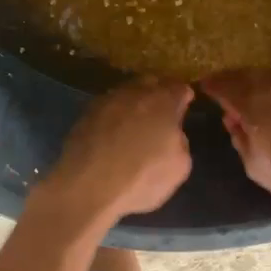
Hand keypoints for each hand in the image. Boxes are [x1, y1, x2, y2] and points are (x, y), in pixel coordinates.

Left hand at [36, 79, 194, 225]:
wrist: (87, 187)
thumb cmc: (140, 178)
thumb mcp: (179, 167)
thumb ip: (181, 141)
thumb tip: (172, 133)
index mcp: (163, 101)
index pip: (179, 87)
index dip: (184, 95)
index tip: (185, 103)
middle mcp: (135, 93)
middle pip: (151, 82)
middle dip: (158, 91)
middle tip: (162, 109)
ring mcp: (107, 101)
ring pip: (126, 93)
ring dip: (134, 103)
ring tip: (136, 121)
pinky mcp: (85, 114)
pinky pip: (107, 107)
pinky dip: (114, 115)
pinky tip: (114, 132)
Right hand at [200, 69, 270, 210]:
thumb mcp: (262, 171)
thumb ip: (242, 143)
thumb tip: (233, 122)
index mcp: (255, 105)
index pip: (225, 86)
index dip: (211, 85)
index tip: (202, 87)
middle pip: (245, 75)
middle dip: (230, 79)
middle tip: (220, 87)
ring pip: (267, 76)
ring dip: (251, 81)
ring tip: (245, 93)